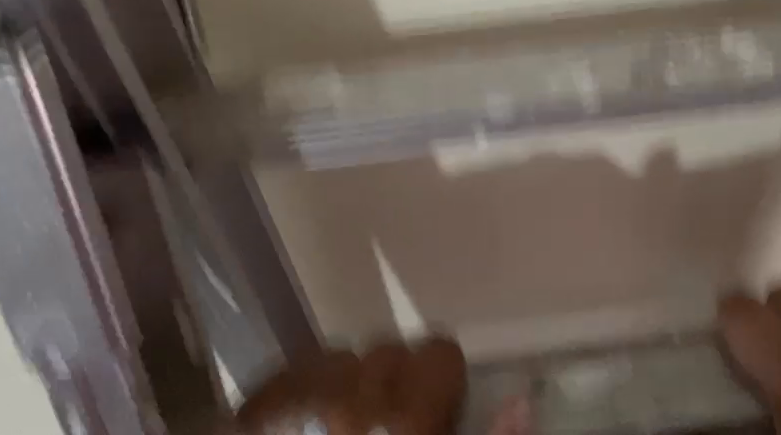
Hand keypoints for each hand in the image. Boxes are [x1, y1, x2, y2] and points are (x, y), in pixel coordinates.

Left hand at [235, 337, 467, 434]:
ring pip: (342, 361)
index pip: (440, 355)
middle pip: (391, 354)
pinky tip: (303, 434)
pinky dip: (304, 397)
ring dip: (346, 390)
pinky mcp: (262, 403)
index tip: (431, 419)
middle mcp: (358, 394)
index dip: (440, 387)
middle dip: (391, 388)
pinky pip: (297, 373)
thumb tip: (518, 403)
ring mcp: (304, 396)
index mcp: (409, 422)